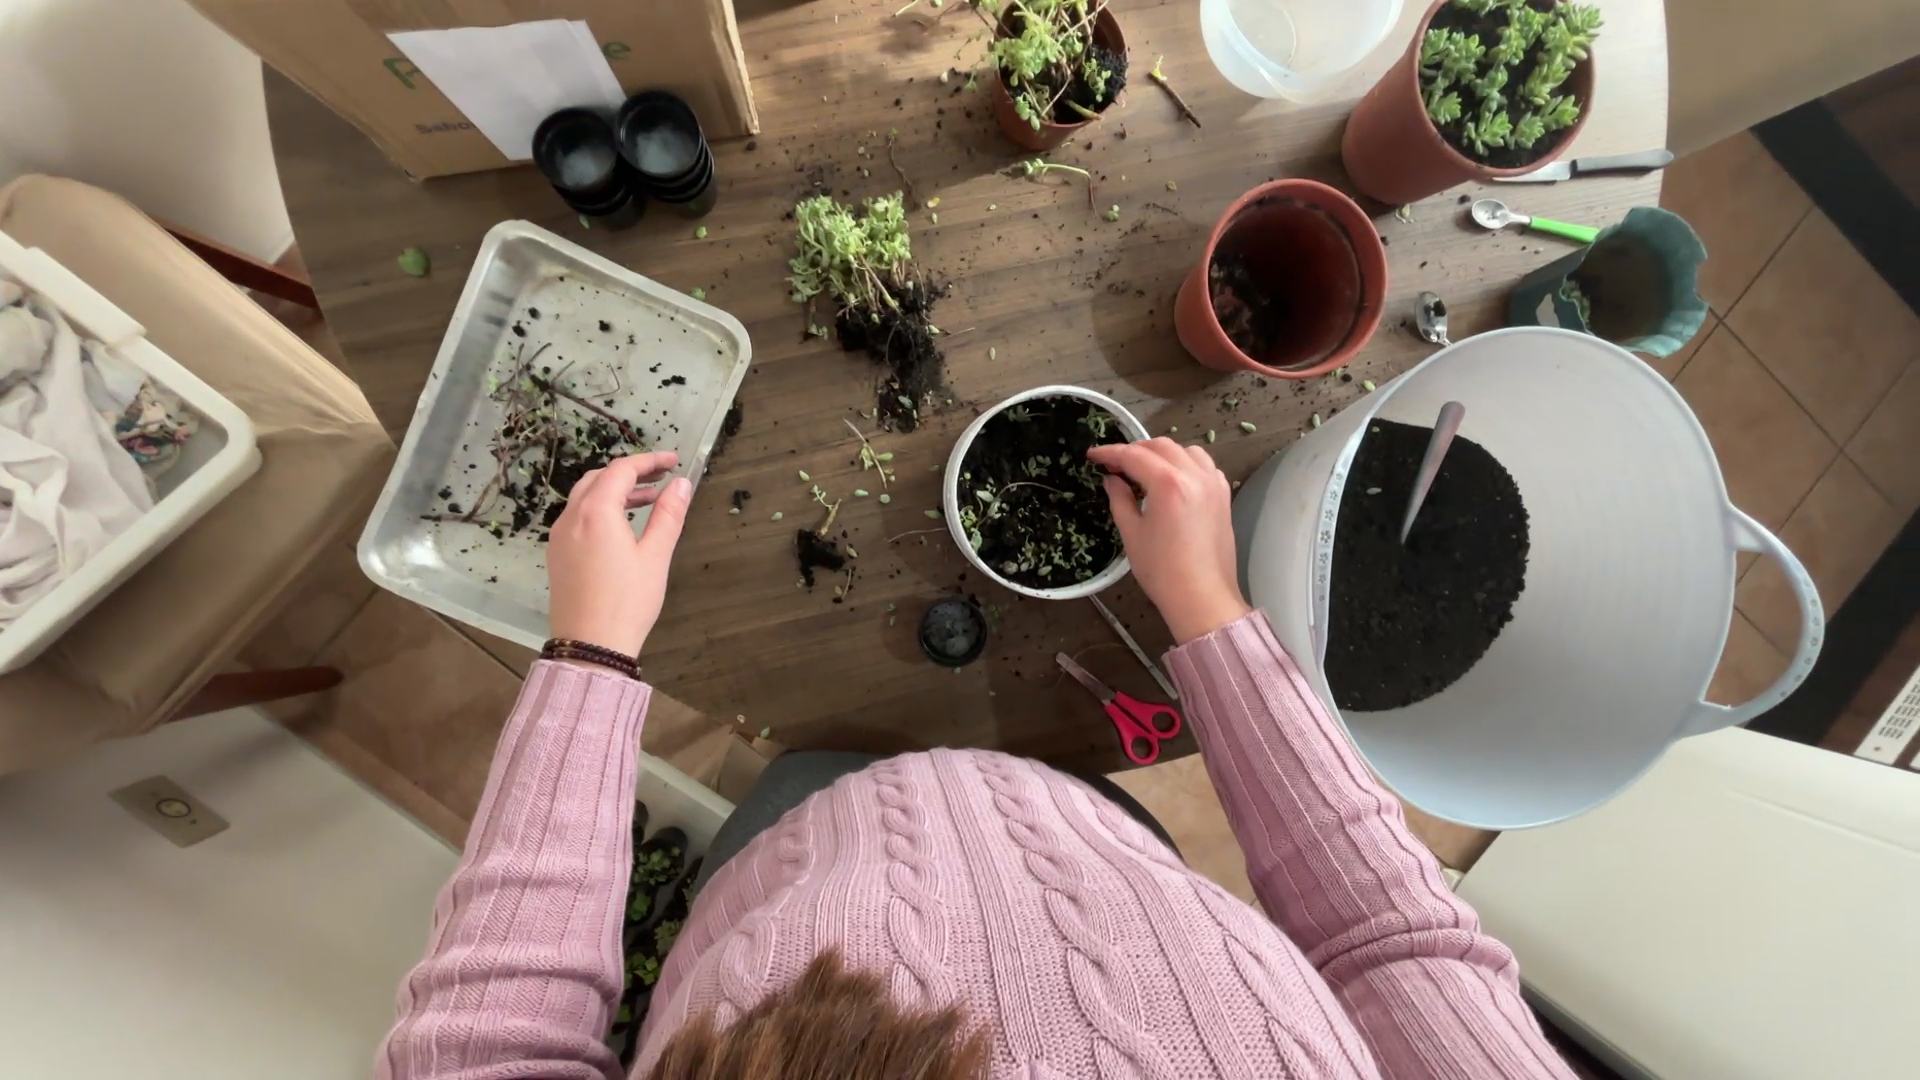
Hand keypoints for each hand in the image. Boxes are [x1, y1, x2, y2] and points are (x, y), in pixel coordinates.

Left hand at [546, 452, 691, 657]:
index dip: (650, 461)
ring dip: (617, 490)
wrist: (591, 645)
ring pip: (586, 496)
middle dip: (632, 472)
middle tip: (663, 475)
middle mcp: (571, 517)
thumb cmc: (629, 600)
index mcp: (596, 513)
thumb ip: (669, 515)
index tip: (675, 462)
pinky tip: (624, 523)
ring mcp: (560, 536)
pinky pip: (579, 516)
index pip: (622, 470)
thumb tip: (681, 484)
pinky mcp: (559, 553)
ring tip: (650, 498)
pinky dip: (603, 508)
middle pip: (600, 478)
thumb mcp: (656, 556)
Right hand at [1087, 438, 1251, 644]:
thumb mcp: (1132, 533)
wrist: (1201, 596)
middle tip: (1114, 464)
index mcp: (1168, 484)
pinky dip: (1186, 464)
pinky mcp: (1223, 496)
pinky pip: (1205, 466)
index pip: (1134, 456)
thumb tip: (1112, 479)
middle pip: (1161, 446)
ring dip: (1162, 453)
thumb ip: (1120, 499)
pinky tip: (1174, 479)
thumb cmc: (1162, 570)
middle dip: (1135, 450)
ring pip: (1187, 451)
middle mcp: (1194, 476)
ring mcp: (1213, 484)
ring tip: (1144, 468)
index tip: (1093, 455)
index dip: (1110, 453)